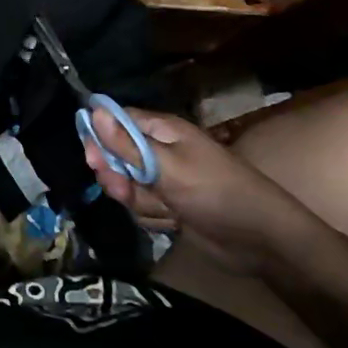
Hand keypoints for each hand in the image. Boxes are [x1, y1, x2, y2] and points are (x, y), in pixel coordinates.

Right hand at [83, 108, 307, 272]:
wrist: (256, 237)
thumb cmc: (212, 191)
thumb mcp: (165, 166)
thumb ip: (127, 144)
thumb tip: (94, 110)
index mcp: (164, 131)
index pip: (120, 121)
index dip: (101, 135)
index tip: (91, 155)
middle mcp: (162, 152)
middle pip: (120, 156)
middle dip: (117, 175)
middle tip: (122, 188)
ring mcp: (167, 181)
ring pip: (130, 186)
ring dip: (138, 200)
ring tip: (161, 209)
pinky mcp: (172, 208)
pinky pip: (145, 208)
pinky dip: (153, 218)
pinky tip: (172, 223)